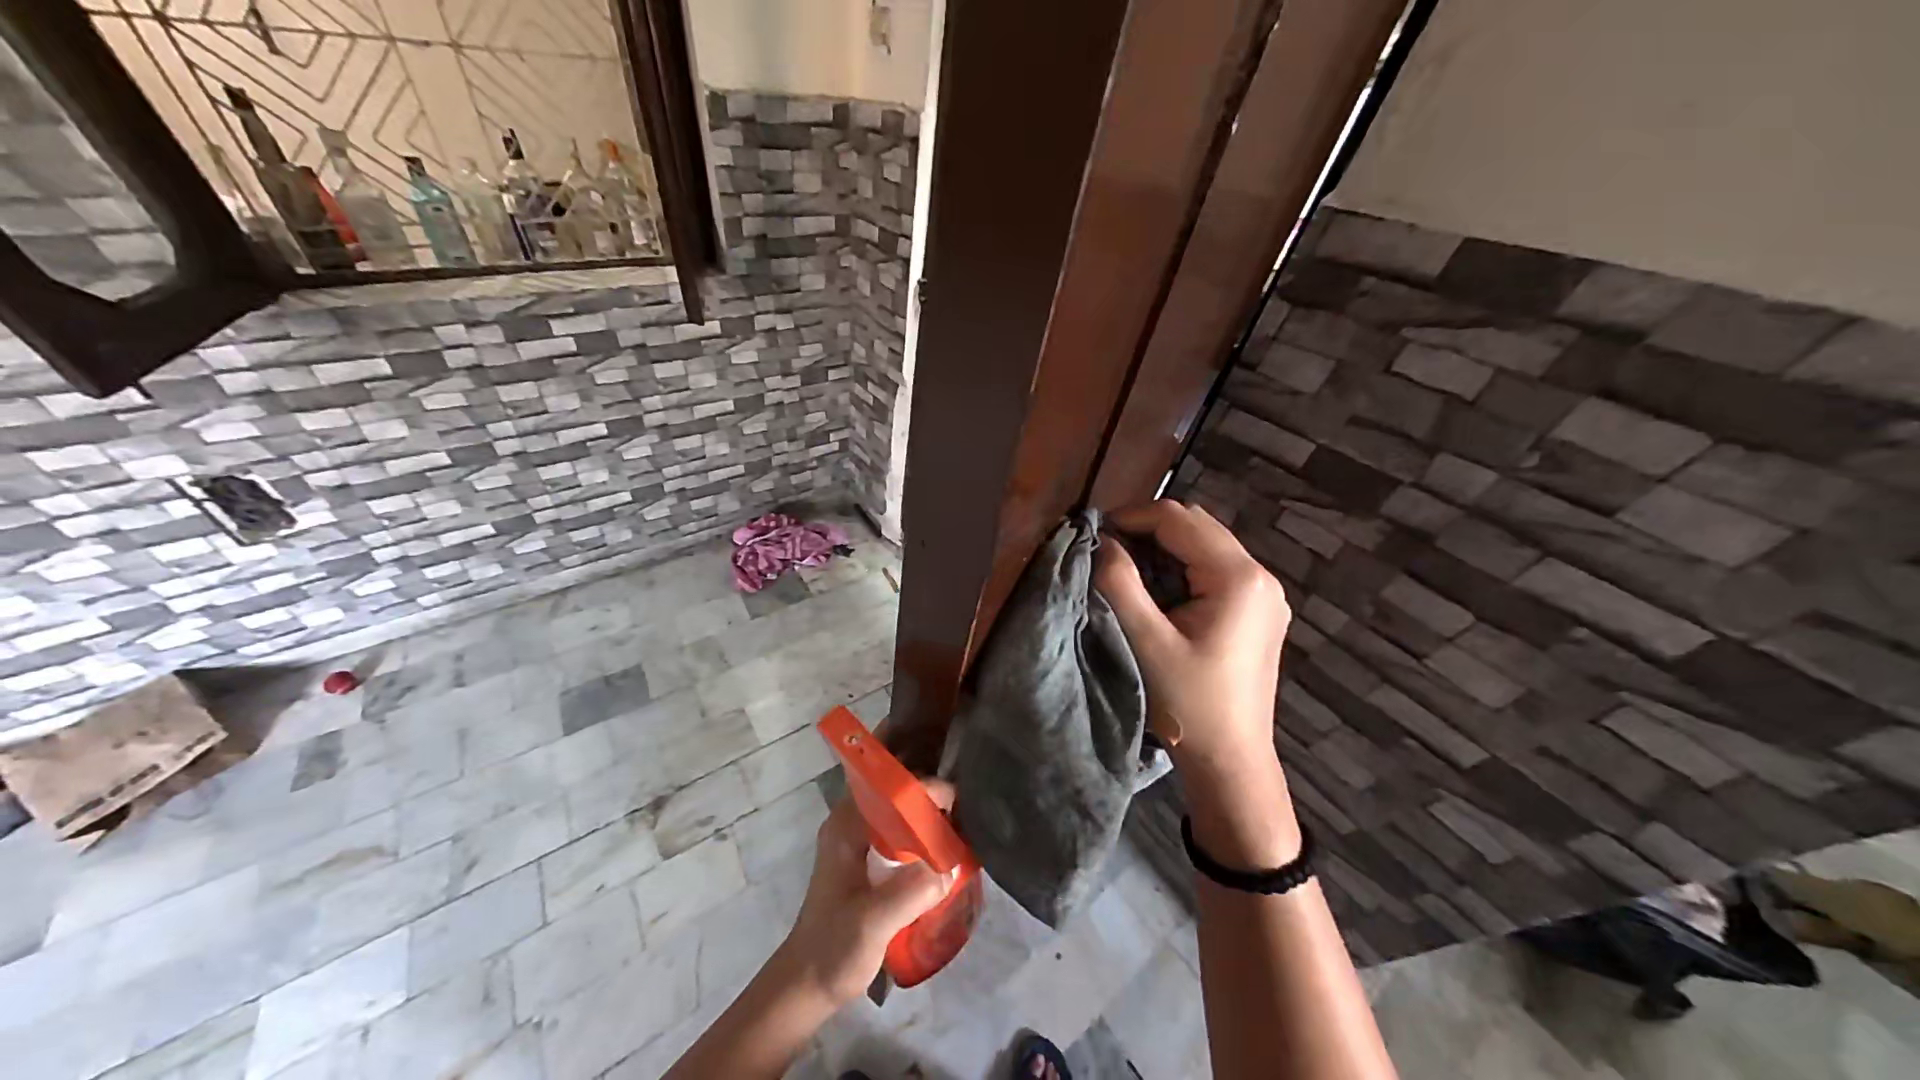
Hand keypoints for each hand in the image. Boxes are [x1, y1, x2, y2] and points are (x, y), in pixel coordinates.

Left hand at [774, 779, 955, 1004]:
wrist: (806, 986)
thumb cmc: (833, 949)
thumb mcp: (873, 922)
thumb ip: (912, 892)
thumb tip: (952, 867)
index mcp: (847, 825)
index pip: (890, 787)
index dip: (926, 790)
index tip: (959, 806)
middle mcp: (850, 824)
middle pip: (898, 797)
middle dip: (931, 805)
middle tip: (967, 821)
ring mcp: (856, 843)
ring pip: (900, 817)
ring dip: (928, 824)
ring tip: (962, 837)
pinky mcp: (865, 863)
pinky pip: (899, 838)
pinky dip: (920, 843)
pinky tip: (943, 860)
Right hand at [1095, 500, 1300, 865]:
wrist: (1231, 763)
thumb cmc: (1189, 705)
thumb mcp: (1146, 641)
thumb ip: (1119, 583)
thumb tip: (1101, 541)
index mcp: (1238, 576)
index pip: (1177, 519)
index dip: (1131, 518)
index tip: (1095, 537)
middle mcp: (1260, 575)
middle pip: (1196, 526)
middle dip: (1148, 531)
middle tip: (1109, 555)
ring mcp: (1264, 595)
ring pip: (1206, 546)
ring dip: (1165, 550)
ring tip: (1129, 574)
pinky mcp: (1259, 613)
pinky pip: (1216, 570)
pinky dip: (1183, 569)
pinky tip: (1160, 594)